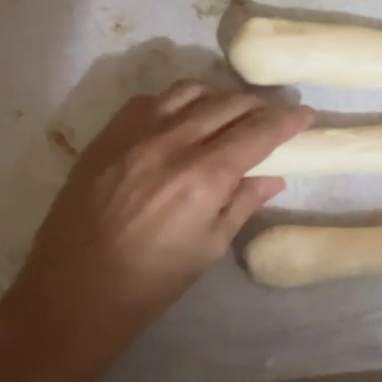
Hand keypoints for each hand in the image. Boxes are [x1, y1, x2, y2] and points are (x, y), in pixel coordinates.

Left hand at [0, 82, 311, 381]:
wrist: (75, 289)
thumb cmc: (152, 281)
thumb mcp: (210, 247)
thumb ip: (243, 203)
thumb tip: (273, 177)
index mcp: (204, 177)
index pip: (258, 132)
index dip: (287, 120)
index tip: (306, 114)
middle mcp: (172, 143)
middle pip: (228, 104)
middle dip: (259, 105)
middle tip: (275, 113)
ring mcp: (134, 134)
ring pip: (189, 92)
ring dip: (219, 96)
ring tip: (232, 110)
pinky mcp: (107, 135)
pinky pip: (150, 100)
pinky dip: (177, 101)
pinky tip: (184, 117)